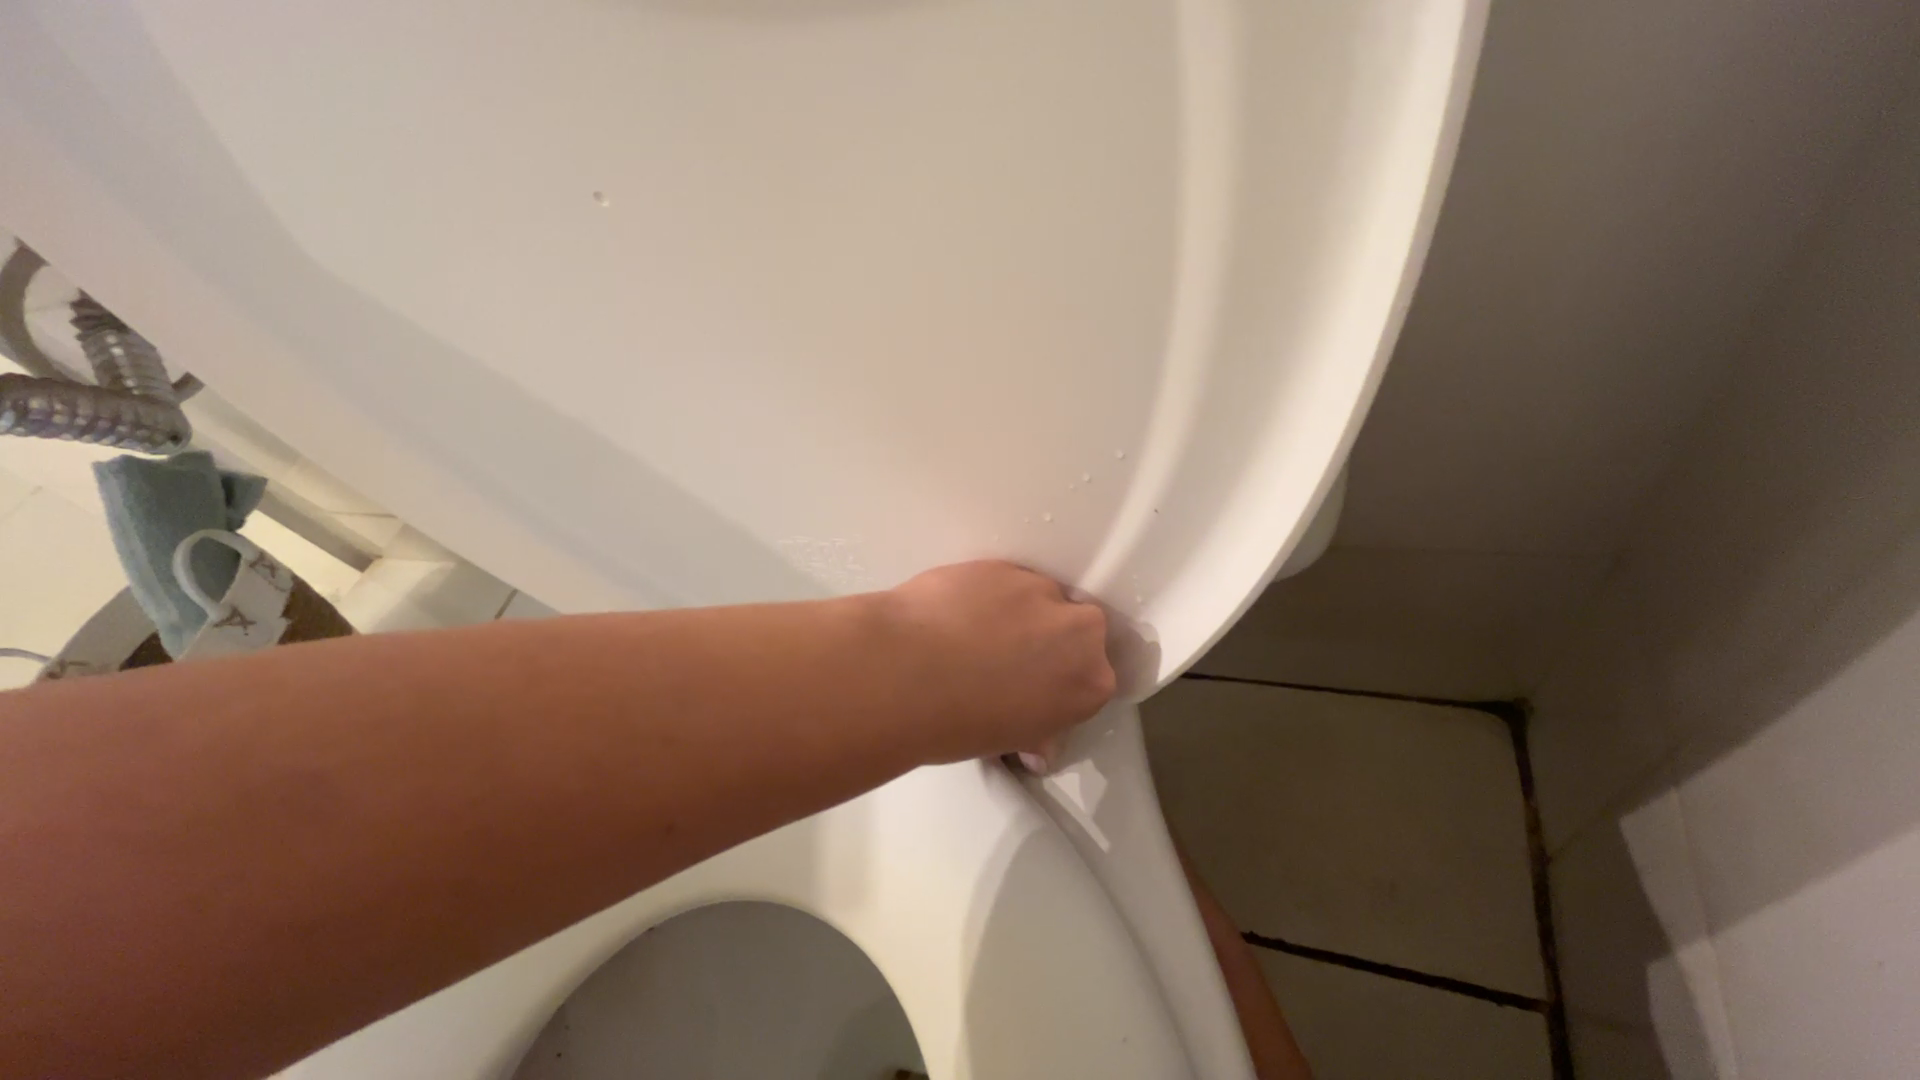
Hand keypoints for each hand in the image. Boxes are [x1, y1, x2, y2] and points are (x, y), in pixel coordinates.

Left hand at [878, 561, 1113, 767]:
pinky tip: (951, 616)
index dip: (1056, 685)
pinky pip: (1001, 582)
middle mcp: (1078, 630)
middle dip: (1044, 642)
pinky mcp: (1001, 566)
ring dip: (1013, 614)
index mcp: (1090, 682)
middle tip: (1001, 662)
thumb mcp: (1007, 742)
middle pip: (1073, 630)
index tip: (1030, 692)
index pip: (1086, 680)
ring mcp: (1038, 590)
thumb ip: (1033, 732)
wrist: (906, 672)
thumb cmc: (958, 721)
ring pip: (1036, 600)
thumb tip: (1033, 744)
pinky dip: (982, 596)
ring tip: (968, 638)